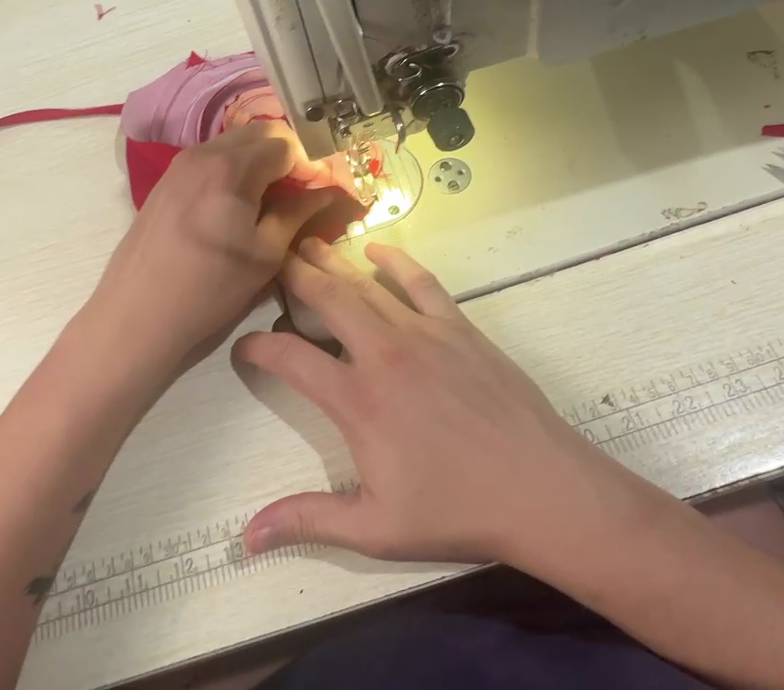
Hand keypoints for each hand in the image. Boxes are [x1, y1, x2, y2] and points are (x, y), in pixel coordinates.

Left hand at [81, 123, 360, 379]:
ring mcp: (179, 164)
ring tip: (268, 202)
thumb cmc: (209, 287)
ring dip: (258, 162)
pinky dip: (232, 171)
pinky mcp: (165, 181)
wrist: (138, 313)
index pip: (285, 144)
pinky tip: (235, 208)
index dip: (308, 166)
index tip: (317, 193)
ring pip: (233, 144)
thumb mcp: (266, 254)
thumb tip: (325, 191)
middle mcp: (203, 153)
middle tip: (298, 194)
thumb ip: (298, 213)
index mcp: (231, 167)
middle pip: (258, 133)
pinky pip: (210, 160)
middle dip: (285, 157)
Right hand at [233, 240, 646, 567]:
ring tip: (309, 245)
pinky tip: (377, 250)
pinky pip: (421, 283)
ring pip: (367, 286)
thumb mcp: (375, 528)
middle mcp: (384, 354)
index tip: (243, 348)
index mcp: (357, 401)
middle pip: (327, 299)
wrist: (540, 489)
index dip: (257, 348)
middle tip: (273, 260)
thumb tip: (248, 538)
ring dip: (334, 262)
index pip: (289, 359)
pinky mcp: (459, 328)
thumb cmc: (457, 511)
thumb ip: (308, 520)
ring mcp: (425, 334)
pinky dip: (396, 262)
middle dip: (294, 276)